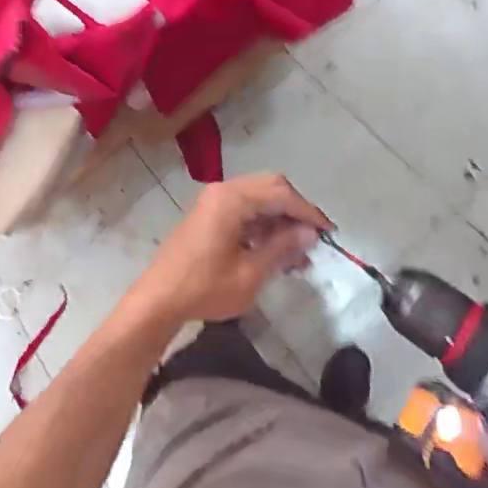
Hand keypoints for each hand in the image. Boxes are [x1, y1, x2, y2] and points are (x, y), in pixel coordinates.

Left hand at [128, 173, 332, 325]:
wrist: (158, 299)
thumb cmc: (204, 288)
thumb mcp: (250, 274)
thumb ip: (282, 248)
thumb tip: (310, 233)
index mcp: (232, 199)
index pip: (281, 194)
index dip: (309, 212)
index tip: (329, 233)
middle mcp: (223, 191)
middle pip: (271, 188)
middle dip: (296, 212)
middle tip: (315, 239)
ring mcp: (213, 201)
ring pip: (259, 199)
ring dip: (280, 221)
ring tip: (299, 254)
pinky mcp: (209, 214)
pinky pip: (244, 210)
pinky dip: (263, 225)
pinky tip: (276, 252)